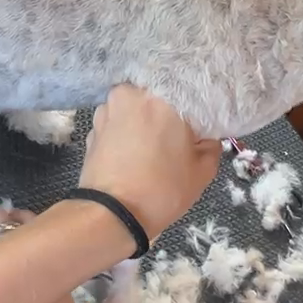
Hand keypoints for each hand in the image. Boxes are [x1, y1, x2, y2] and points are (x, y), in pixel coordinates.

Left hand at [80, 85, 221, 240]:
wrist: (111, 215)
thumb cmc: (162, 189)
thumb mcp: (202, 170)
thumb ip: (210, 144)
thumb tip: (205, 137)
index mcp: (160, 96)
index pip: (186, 88)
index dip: (195, 106)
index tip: (200, 122)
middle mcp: (129, 94)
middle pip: (155, 95)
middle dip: (165, 112)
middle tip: (177, 135)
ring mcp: (106, 110)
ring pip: (133, 108)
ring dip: (143, 121)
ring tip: (153, 146)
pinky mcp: (92, 129)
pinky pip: (116, 124)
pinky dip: (125, 133)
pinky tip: (134, 153)